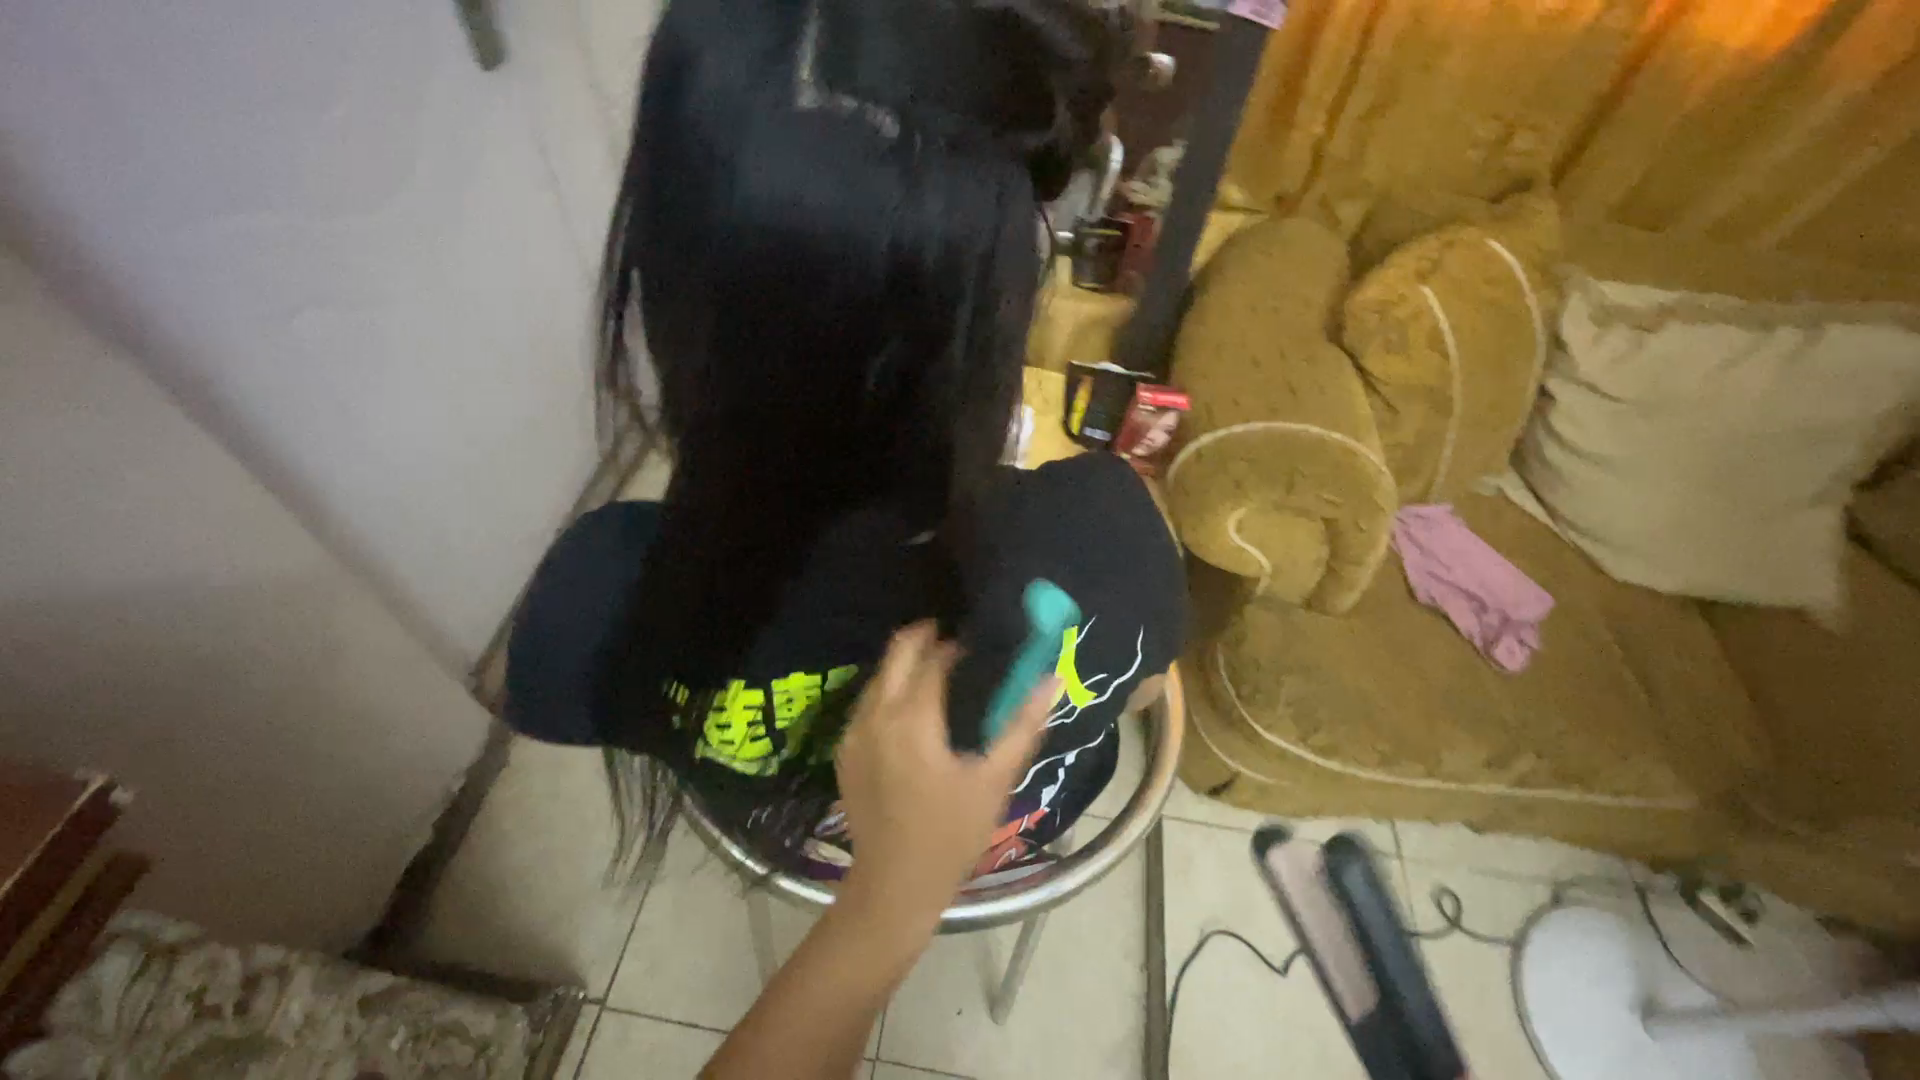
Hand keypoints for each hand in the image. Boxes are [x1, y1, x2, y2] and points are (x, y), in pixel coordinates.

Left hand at [833, 621, 1058, 927]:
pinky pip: (866, 704)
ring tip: (937, 673)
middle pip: (896, 653)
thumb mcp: (994, 781)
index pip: (933, 659)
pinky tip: (911, 711)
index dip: (956, 645)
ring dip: (904, 665)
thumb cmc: (951, 835)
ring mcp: (853, 733)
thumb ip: (1022, 726)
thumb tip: (1051, 681)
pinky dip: (888, 692)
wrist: (893, 886)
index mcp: (912, 719)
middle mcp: (875, 716)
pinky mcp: (844, 752)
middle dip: (923, 638)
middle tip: (954, 641)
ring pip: (878, 677)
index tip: (979, 643)